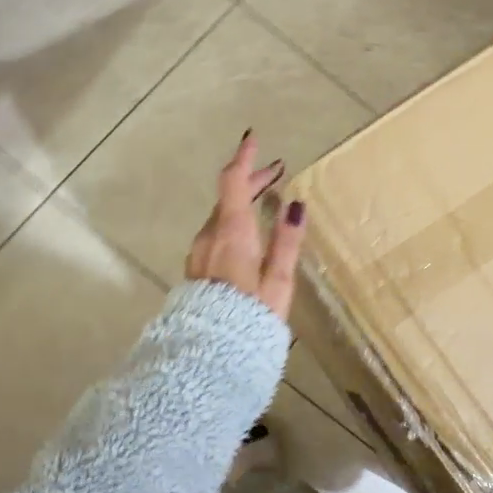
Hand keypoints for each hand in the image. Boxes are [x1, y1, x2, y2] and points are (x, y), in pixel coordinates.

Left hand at [185, 131, 303, 322]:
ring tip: (266, 199)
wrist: (208, 353)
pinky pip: (215, 233)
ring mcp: (199, 252)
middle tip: (276, 172)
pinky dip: (233, 221)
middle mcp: (210, 236)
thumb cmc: (250, 316)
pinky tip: (246, 232)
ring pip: (221, 216)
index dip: (244, 158)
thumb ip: (287, 240)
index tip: (254, 138)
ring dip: (242, 202)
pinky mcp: (196, 268)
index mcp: (232, 232)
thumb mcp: (278, 280)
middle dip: (251, 180)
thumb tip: (296, 203)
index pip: (233, 182)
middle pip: (228, 197)